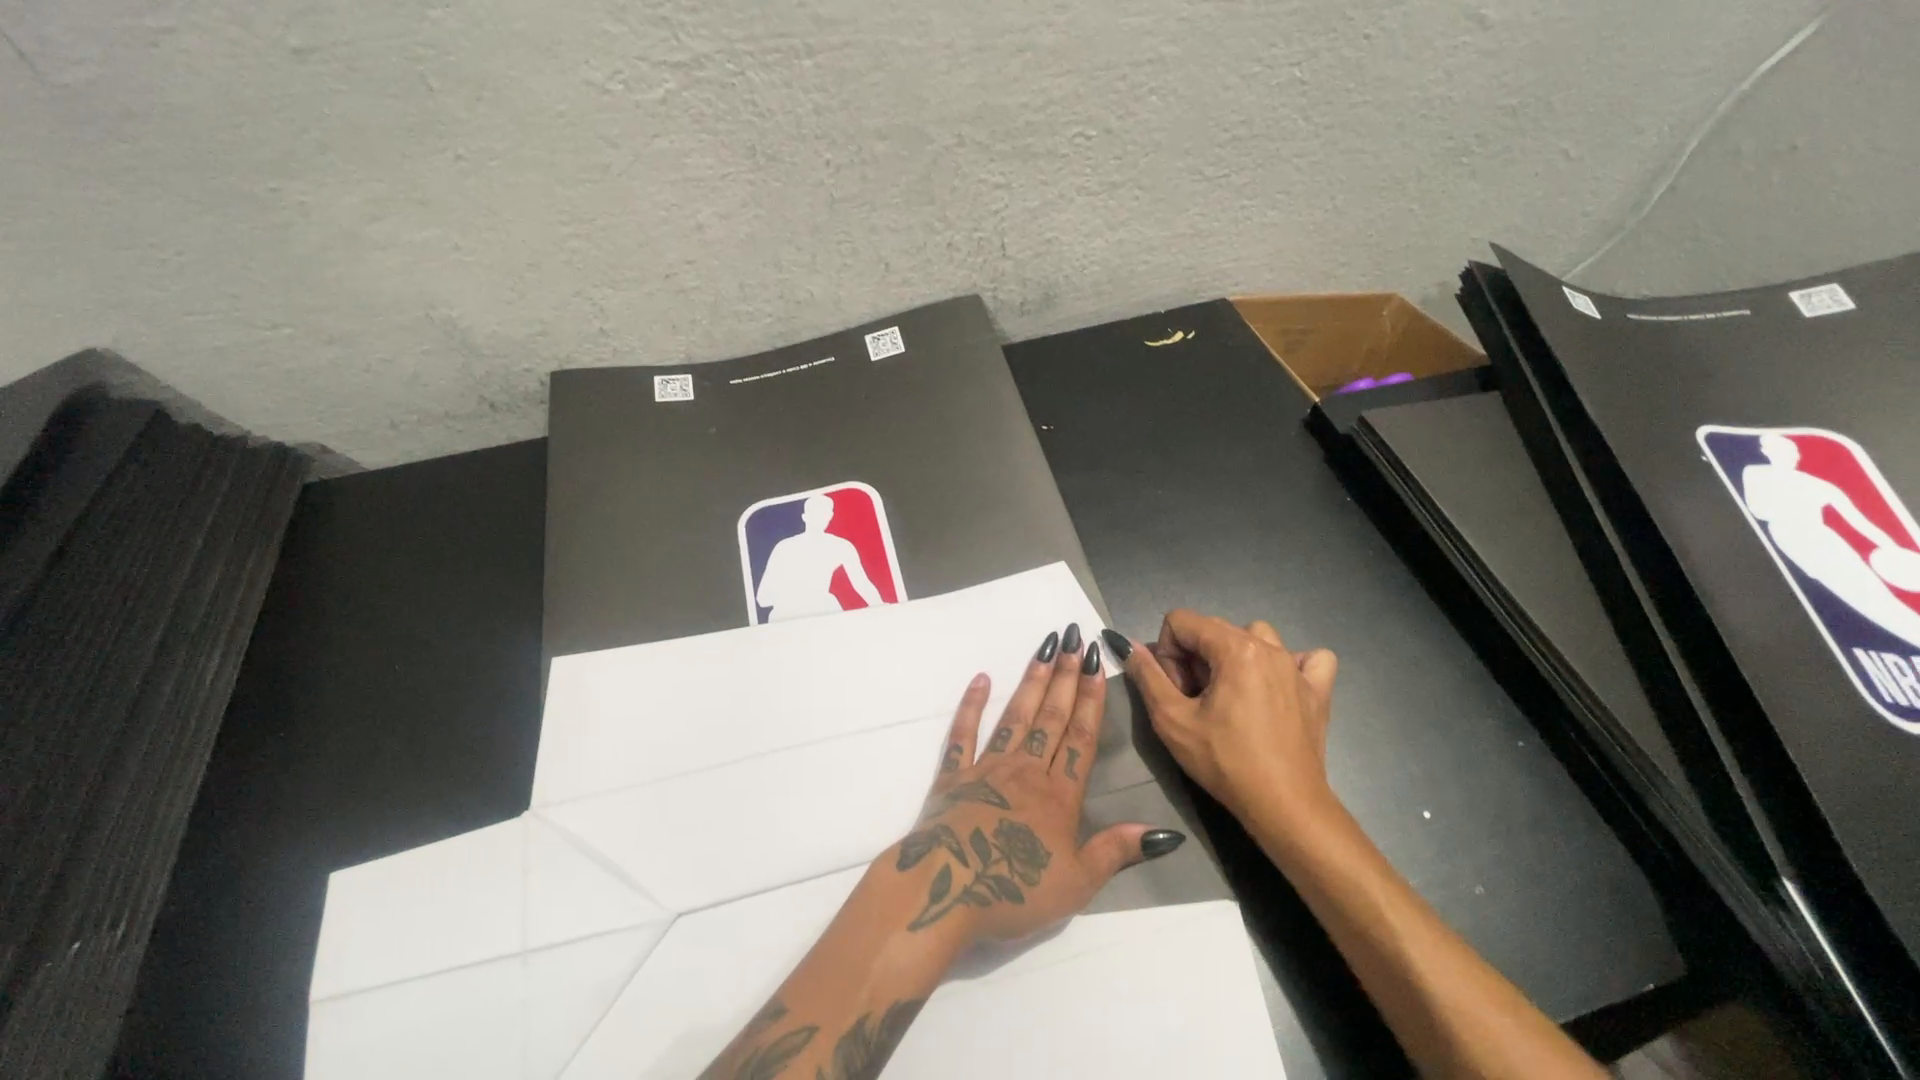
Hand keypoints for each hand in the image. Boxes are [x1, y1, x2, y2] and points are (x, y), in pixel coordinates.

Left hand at [883, 624, 1182, 944]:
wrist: (945, 889)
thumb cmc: (1014, 890)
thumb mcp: (1078, 883)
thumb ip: (1117, 851)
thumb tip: (1164, 832)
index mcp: (1059, 795)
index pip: (1080, 739)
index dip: (1091, 700)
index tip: (1097, 663)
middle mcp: (1025, 771)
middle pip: (1050, 718)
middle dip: (1065, 678)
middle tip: (1074, 639)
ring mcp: (986, 770)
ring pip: (1015, 717)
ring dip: (1031, 682)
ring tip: (1044, 648)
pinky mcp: (952, 776)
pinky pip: (963, 734)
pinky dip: (972, 705)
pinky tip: (982, 679)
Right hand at [1109, 611, 1340, 827]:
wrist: (1284, 805)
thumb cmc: (1225, 763)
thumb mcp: (1172, 720)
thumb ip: (1147, 675)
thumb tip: (1129, 646)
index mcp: (1235, 649)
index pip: (1182, 622)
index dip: (1168, 654)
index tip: (1177, 692)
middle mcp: (1269, 647)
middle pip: (1214, 629)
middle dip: (1195, 658)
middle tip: (1195, 702)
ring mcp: (1298, 666)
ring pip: (1256, 637)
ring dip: (1235, 656)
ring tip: (1230, 695)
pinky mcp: (1319, 689)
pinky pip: (1307, 657)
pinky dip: (1289, 665)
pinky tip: (1276, 688)